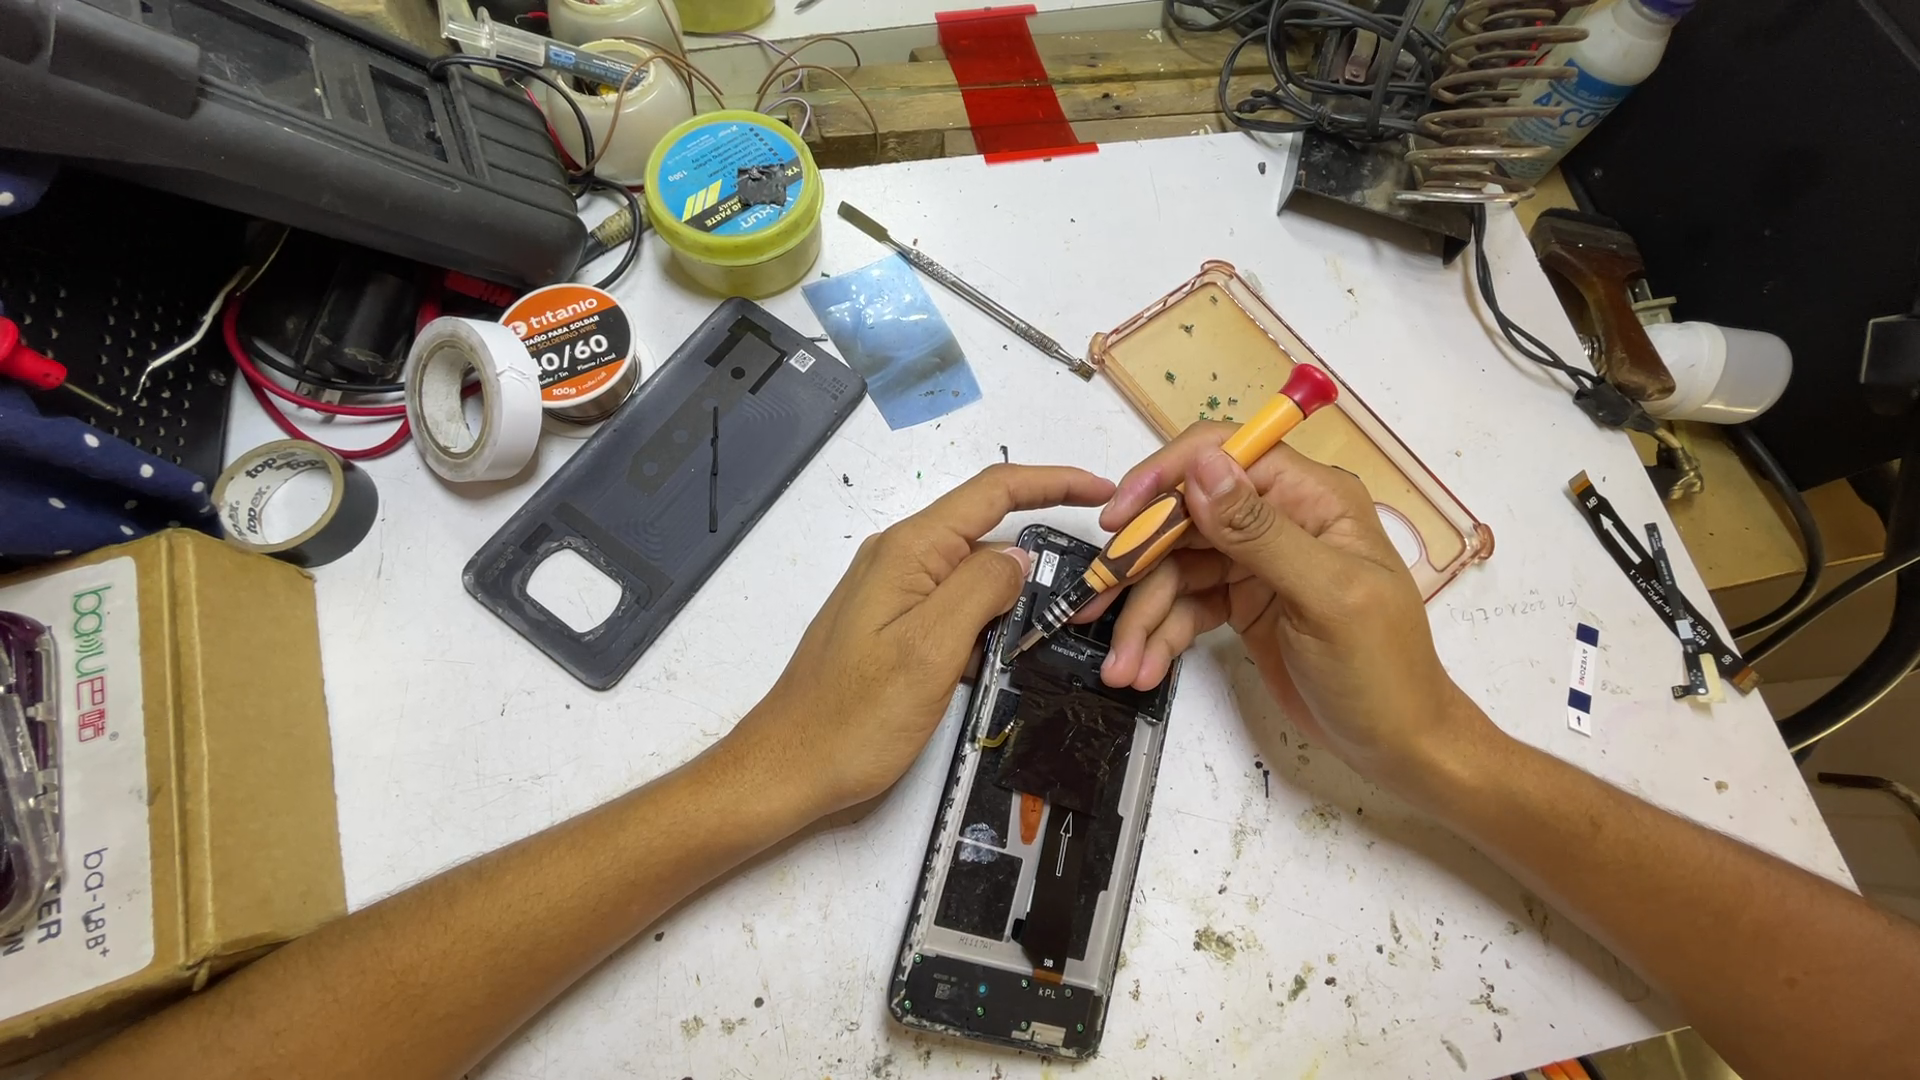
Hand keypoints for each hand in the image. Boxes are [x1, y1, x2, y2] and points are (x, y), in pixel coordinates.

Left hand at [737, 464, 1115, 815]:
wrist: (789, 767)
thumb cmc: (855, 716)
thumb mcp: (930, 650)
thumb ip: (980, 590)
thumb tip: (1019, 555)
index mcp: (908, 550)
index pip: (993, 491)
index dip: (1054, 481)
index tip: (1105, 491)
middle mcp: (900, 558)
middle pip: (984, 528)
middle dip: (1040, 542)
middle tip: (1092, 582)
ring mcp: (894, 591)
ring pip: (971, 571)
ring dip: (1014, 589)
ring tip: (1057, 622)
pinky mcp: (894, 624)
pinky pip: (954, 604)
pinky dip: (988, 618)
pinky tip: (1005, 650)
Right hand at [1088, 424, 1492, 793]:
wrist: (1396, 745)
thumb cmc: (1380, 669)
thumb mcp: (1325, 596)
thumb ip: (1259, 530)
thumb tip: (1200, 465)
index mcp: (1308, 499)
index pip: (1221, 457)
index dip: (1162, 480)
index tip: (1118, 521)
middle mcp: (1274, 519)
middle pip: (1182, 520)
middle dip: (1136, 568)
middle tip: (1093, 606)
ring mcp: (1251, 562)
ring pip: (1172, 570)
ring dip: (1141, 618)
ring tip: (1120, 667)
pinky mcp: (1235, 601)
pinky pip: (1181, 606)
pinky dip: (1158, 636)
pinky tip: (1142, 669)